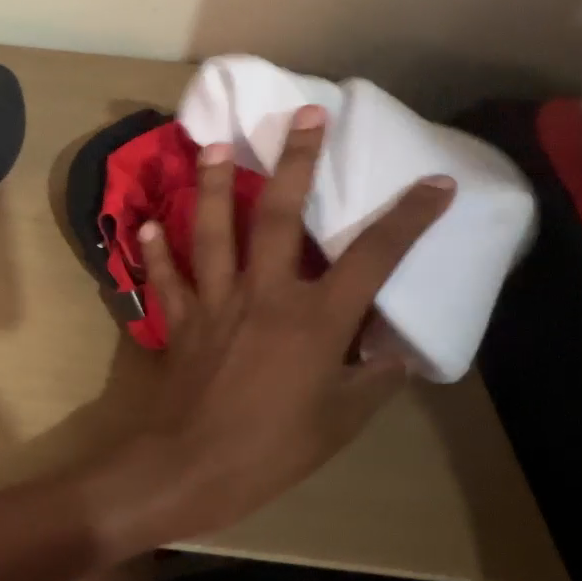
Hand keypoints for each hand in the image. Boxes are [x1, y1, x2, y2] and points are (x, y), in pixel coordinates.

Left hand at [78, 104, 455, 559]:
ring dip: (215, 185)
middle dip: (296, 163)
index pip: (373, 257)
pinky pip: (165, 277)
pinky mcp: (175, 320)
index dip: (407, 218)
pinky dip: (156, 250)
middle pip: (279, 217)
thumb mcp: (343, 418)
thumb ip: (371, 375)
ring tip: (215, 146)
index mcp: (316, 320)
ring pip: (212, 232)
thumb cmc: (273, 449)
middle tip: (303, 116)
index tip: (432, 183)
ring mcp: (211, 303)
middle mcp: (262, 297)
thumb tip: (393, 345)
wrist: (188, 464)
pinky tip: (149, 223)